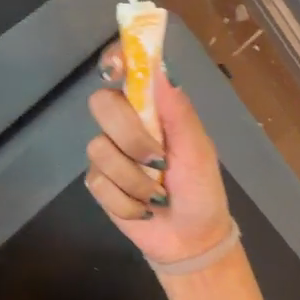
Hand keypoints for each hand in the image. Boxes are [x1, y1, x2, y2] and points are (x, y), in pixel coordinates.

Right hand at [85, 42, 232, 264]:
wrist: (190, 239)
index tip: (116, 69)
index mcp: (153, 108)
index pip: (126, 70)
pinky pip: (98, 183)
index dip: (116, 60)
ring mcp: (109, 154)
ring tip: (157, 195)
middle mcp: (126, 124)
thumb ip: (179, 111)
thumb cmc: (201, 190)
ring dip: (134, 180)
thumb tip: (159, 70)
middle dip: (130, 136)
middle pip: (102, 105)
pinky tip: (143, 209)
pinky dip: (126, 201)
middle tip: (158, 160)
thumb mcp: (199, 149)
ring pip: (99, 150)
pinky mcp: (99, 184)